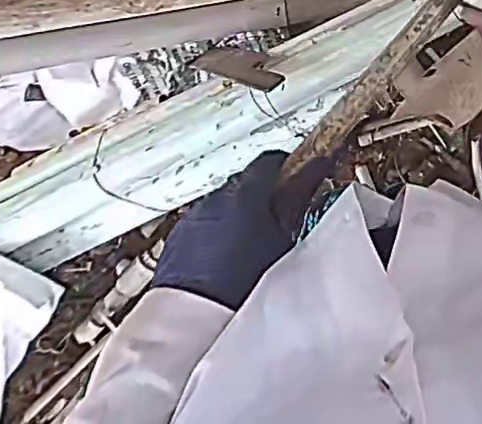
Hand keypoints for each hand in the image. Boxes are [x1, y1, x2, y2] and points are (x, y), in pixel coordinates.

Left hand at [151, 149, 332, 309]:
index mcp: (246, 193)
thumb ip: (293, 213)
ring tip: (248, 241)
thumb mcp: (281, 245)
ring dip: (235, 213)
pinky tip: (224, 257)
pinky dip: (214, 233)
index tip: (294, 175)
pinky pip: (202, 225)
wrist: (191, 320)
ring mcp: (193, 219)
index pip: (270, 161)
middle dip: (259, 193)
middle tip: (275, 214)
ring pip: (222, 204)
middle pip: (245, 182)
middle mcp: (216, 198)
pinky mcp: (176, 241)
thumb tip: (305, 195)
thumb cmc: (240, 283)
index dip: (285, 166)